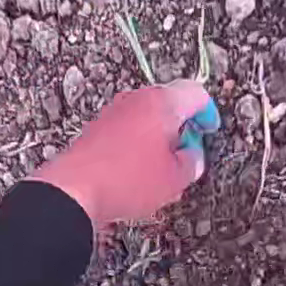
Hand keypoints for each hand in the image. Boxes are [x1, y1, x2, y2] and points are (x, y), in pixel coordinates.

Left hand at [32, 80, 216, 225]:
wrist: (76, 190)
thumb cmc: (126, 180)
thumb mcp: (175, 179)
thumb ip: (192, 163)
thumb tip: (193, 157)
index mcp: (162, 103)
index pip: (196, 94)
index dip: (208, 114)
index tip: (209, 131)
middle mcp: (136, 100)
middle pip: (170, 106)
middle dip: (183, 130)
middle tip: (189, 156)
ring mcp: (114, 113)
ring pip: (148, 120)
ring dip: (160, 141)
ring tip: (164, 172)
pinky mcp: (98, 130)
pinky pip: (129, 132)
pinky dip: (140, 148)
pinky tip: (140, 175)